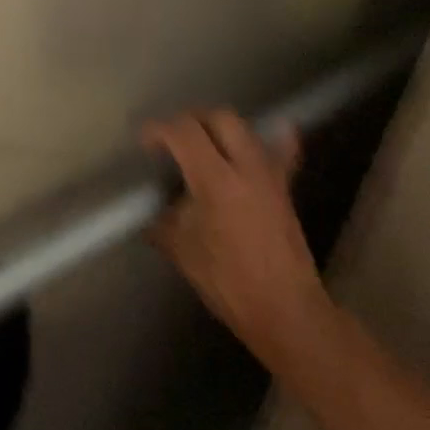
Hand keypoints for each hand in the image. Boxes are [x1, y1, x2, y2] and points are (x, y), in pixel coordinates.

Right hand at [142, 110, 330, 358]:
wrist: (284, 310)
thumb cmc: (226, 281)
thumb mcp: (179, 247)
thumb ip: (163, 218)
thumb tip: (152, 210)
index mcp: (215, 181)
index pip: (182, 133)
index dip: (158, 130)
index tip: (144, 144)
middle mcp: (246, 169)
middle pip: (219, 119)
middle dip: (191, 121)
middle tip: (173, 140)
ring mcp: (271, 178)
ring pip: (247, 131)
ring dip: (220, 130)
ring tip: (203, 144)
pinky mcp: (285, 191)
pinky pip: (283, 155)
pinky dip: (276, 139)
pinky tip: (273, 130)